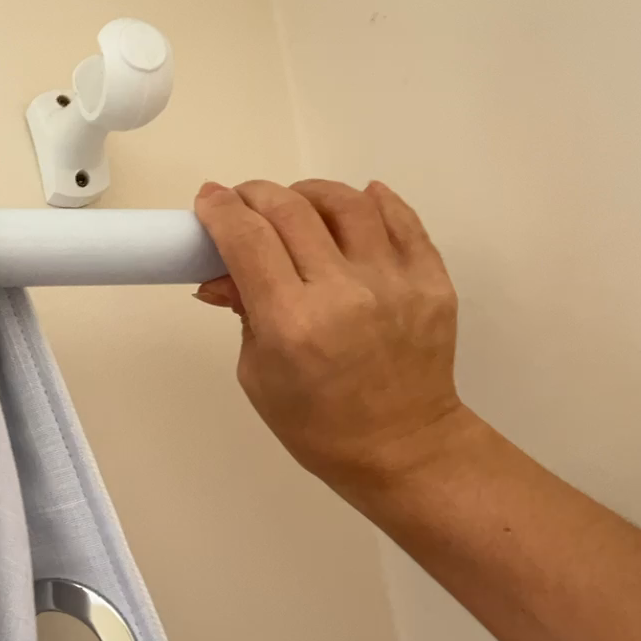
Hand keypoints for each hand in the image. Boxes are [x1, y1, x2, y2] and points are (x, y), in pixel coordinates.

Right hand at [192, 179, 471, 489]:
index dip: (221, 210)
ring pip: (346, 202)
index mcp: (290, 323)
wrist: (399, 447)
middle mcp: (342, 292)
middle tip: (242, 201)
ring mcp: (394, 282)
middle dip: (255, 195)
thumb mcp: (256, 372)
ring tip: (293, 203)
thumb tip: (221, 273)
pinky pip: (400, 219)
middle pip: (290, 211)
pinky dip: (370, 201)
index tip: (208, 198)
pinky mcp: (432, 280)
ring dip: (307, 192)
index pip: (248, 240)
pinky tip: (351, 204)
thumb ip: (243, 311)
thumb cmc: (313, 423)